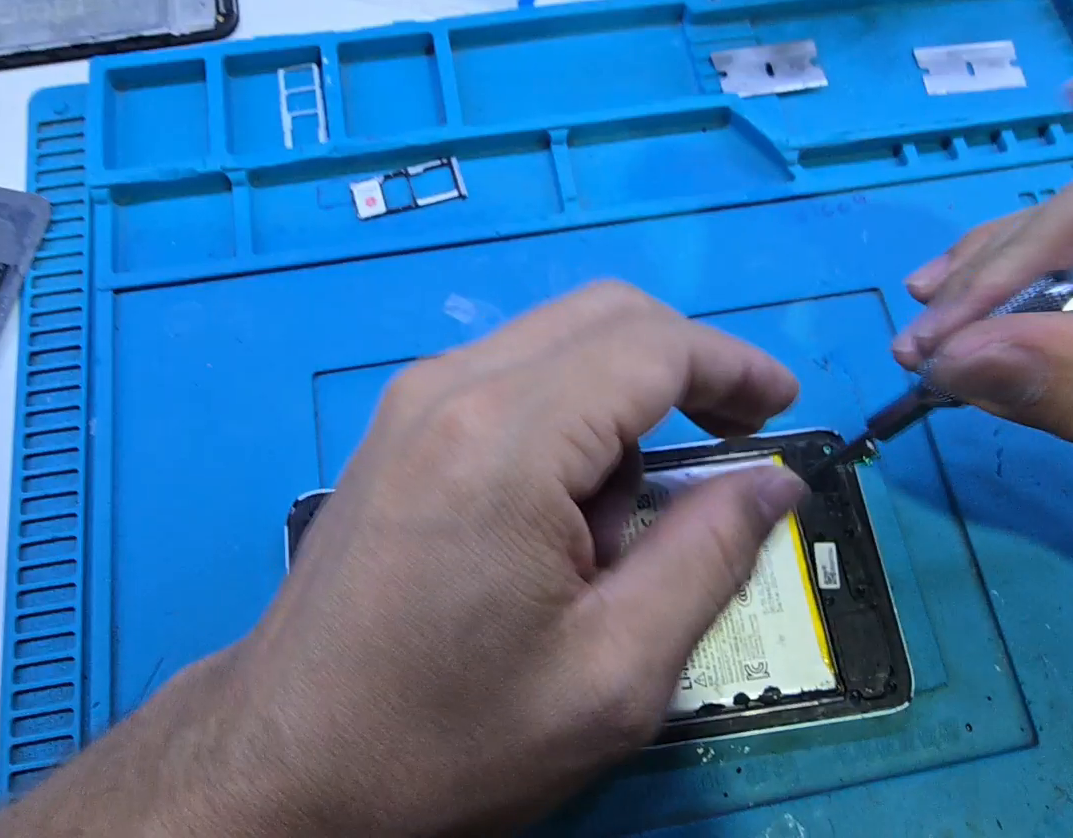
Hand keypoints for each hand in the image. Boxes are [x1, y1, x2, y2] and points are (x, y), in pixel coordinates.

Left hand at [0, 283, 806, 836]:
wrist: (287, 757)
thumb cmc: (448, 737)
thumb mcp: (610, 676)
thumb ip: (706, 557)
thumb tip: (774, 482)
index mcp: (506, 438)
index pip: (649, 347)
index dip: (733, 363)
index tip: (785, 407)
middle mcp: (453, 385)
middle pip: (603, 314)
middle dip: (687, 360)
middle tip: (738, 432)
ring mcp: (415, 395)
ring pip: (557, 337)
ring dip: (625, 390)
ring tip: (629, 513)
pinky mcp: (399, 420)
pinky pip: (513, 371)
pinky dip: (570, 404)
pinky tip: (568, 498)